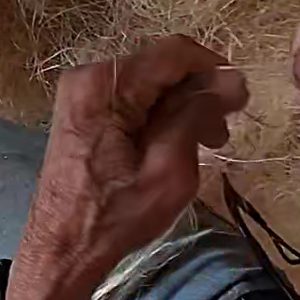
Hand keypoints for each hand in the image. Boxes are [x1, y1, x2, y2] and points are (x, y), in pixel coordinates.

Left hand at [6, 36, 249, 299]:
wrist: (60, 247)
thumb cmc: (115, 216)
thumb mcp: (169, 169)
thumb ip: (197, 115)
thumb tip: (232, 79)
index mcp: (105, 85)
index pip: (175, 52)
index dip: (214, 69)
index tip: (239, 101)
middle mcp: (88, 76)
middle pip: (160, 66)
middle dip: (198, 93)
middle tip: (220, 133)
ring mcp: (80, 92)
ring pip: (148, 82)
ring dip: (180, 106)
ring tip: (203, 143)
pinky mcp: (80, 110)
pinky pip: (130, 98)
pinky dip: (156, 114)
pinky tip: (173, 143)